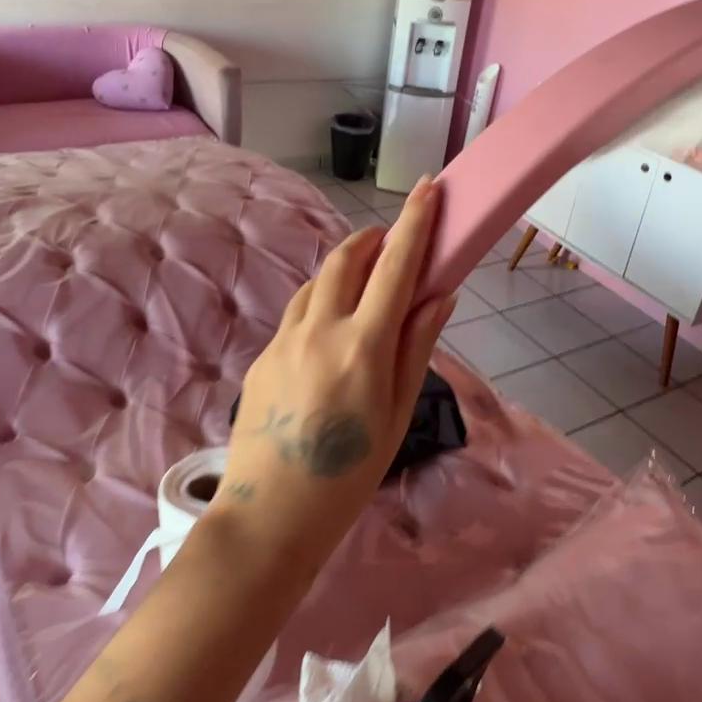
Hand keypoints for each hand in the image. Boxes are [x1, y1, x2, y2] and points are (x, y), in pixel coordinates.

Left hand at [216, 179, 457, 557]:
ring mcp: (283, 340)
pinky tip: (331, 334)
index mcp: (362, 345)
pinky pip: (297, 313)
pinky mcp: (261, 356)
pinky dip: (321, 302)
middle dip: (373, 238)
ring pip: (316, 282)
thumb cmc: (349, 475)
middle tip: (393, 243)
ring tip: (364, 287)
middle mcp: (319, 329)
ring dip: (344, 269)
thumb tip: (440, 294)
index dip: (415, 223)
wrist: (271, 513)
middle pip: (346, 258)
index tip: (429, 187)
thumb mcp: (397, 413)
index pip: (395, 267)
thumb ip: (417, 347)